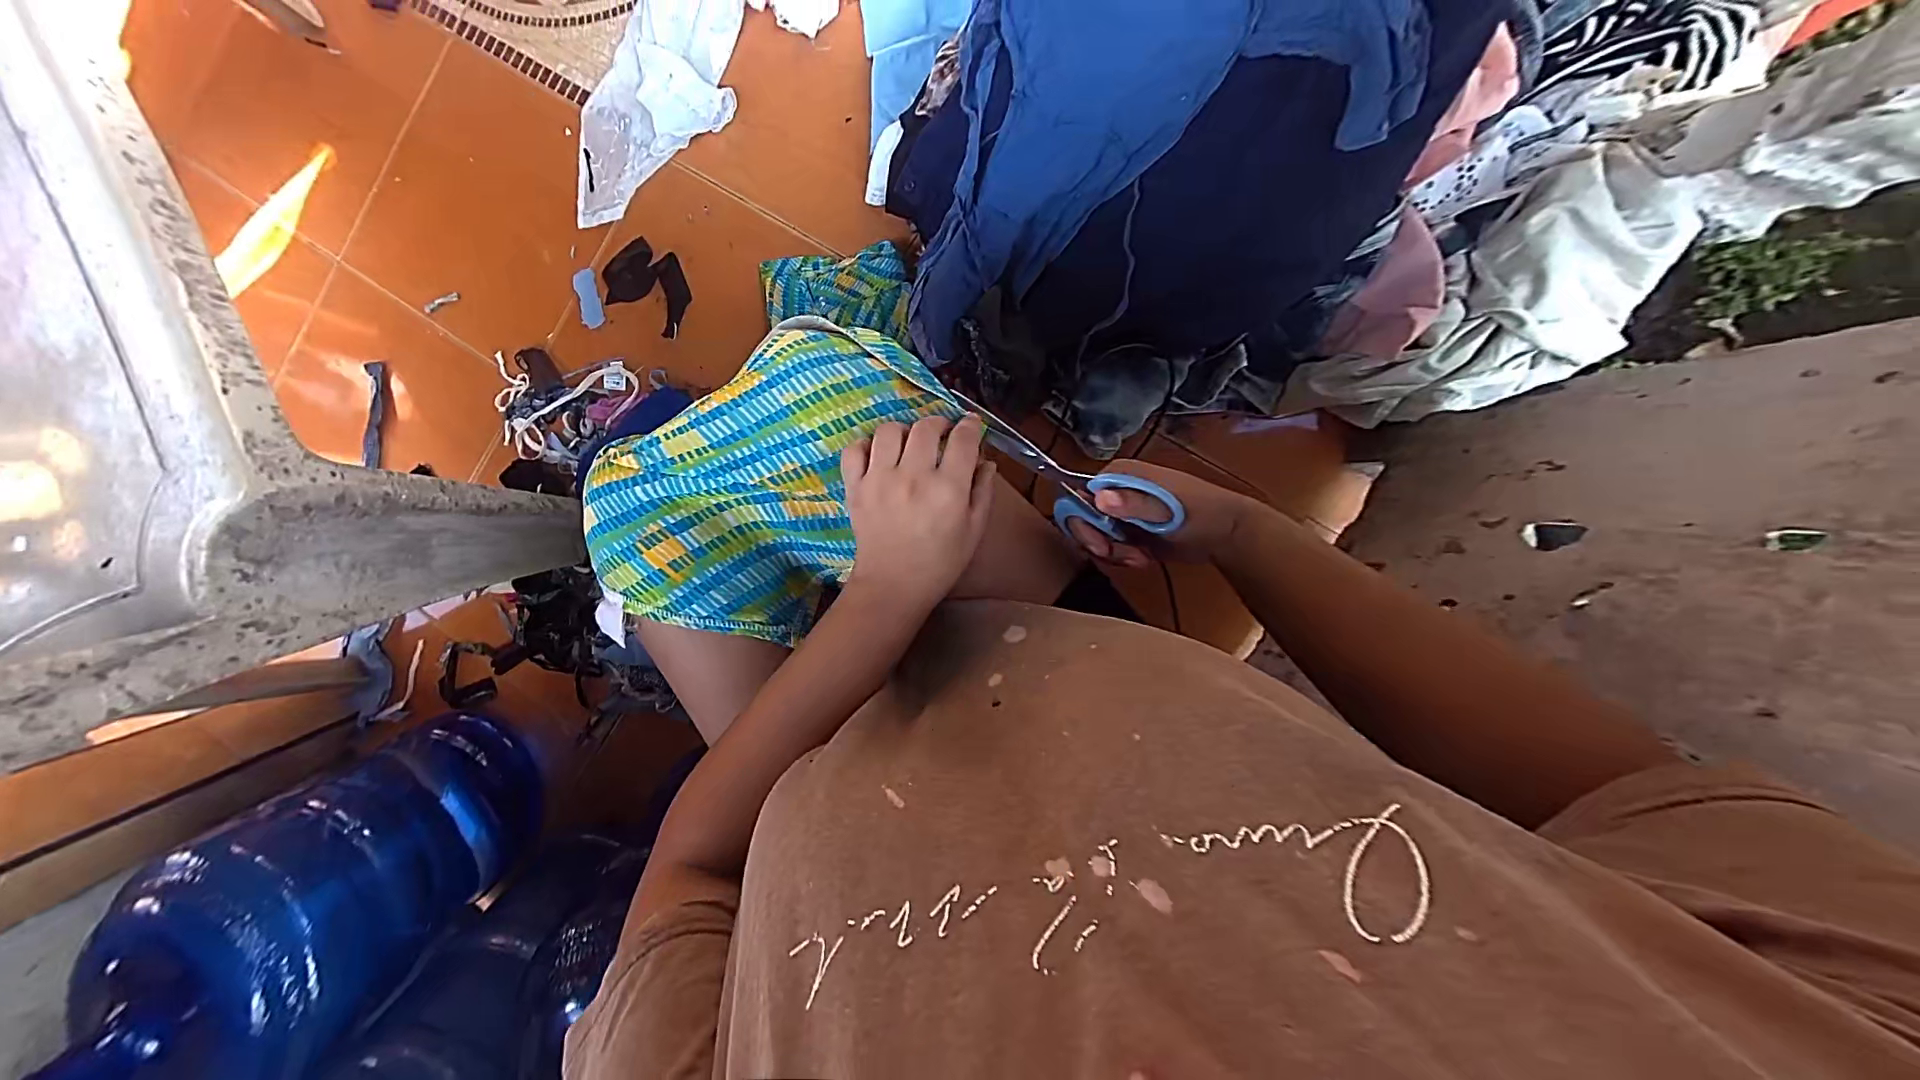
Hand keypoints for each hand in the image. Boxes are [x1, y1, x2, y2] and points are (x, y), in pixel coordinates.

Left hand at [842, 416, 996, 611]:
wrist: (894, 586)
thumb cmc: (940, 562)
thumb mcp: (974, 530)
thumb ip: (983, 492)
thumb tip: (986, 461)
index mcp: (948, 488)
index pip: (962, 439)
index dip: (970, 426)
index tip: (971, 425)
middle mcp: (913, 476)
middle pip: (926, 427)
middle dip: (939, 424)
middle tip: (942, 435)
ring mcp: (879, 479)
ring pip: (889, 430)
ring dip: (904, 431)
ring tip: (909, 445)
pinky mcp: (855, 487)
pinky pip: (854, 449)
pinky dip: (866, 445)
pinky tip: (878, 456)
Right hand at [1063, 459, 1260, 568]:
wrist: (1227, 532)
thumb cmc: (1201, 512)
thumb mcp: (1168, 508)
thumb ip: (1133, 503)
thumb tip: (1099, 498)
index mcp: (1119, 475)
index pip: (1077, 496)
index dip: (1083, 523)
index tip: (1102, 544)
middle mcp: (1113, 489)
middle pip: (1081, 519)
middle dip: (1099, 542)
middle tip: (1125, 555)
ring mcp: (1120, 510)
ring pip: (1094, 535)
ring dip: (1113, 552)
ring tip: (1140, 557)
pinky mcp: (1127, 528)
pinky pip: (1108, 545)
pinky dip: (1121, 556)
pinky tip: (1142, 558)